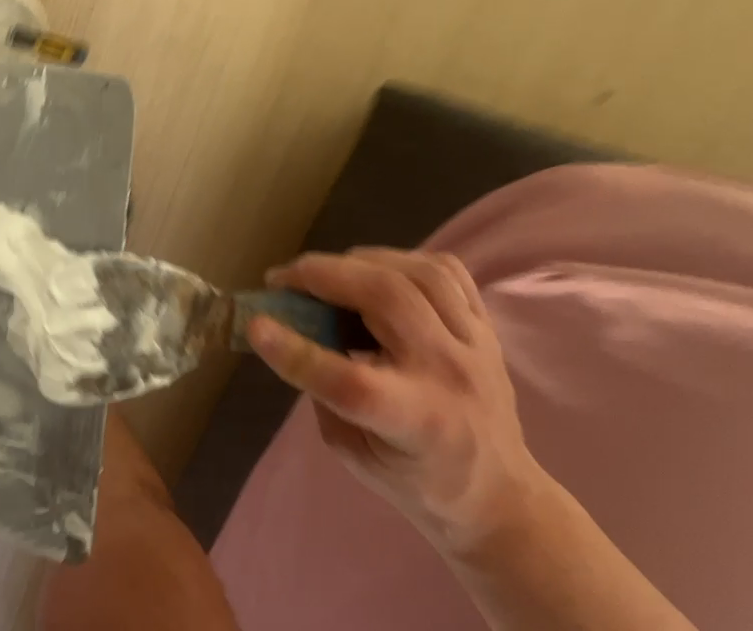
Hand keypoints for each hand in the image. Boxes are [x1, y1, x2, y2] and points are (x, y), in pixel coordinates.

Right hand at [247, 248, 545, 554]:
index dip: (294, 351)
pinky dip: (401, 260)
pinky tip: (372, 272)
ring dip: (357, 261)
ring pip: (417, 273)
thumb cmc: (411, 477)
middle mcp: (450, 374)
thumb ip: (320, 387)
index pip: (349, 380)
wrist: (498, 492)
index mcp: (416, 420)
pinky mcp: (486, 328)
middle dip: (322, 276)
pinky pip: (447, 271)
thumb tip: (286, 329)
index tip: (254, 325)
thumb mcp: (350, 448)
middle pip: (388, 298)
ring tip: (325, 272)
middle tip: (282, 279)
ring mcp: (476, 346)